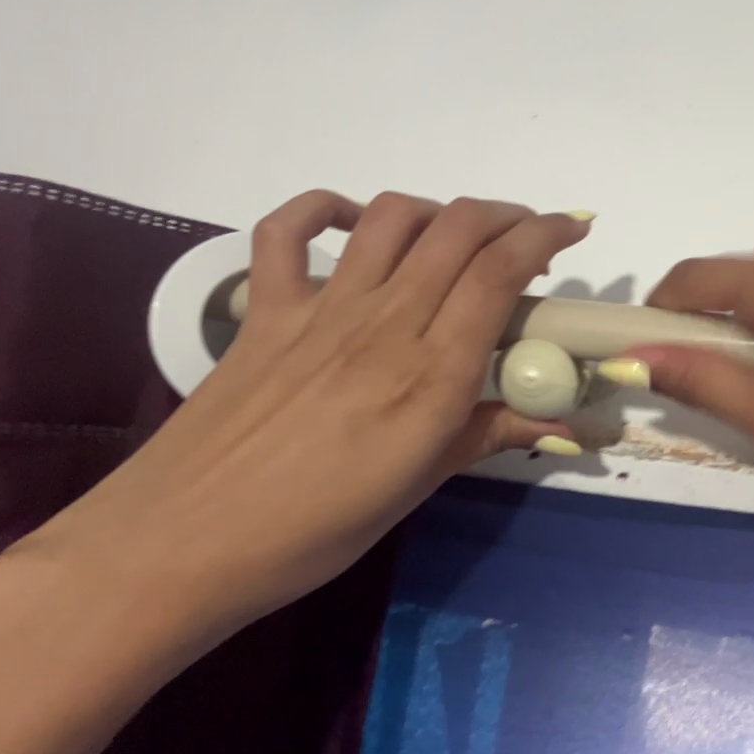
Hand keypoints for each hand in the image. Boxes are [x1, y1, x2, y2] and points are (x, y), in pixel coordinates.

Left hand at [15, 190, 590, 635]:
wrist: (180, 546)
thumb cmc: (316, 531)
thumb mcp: (419, 487)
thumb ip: (489, 434)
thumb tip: (563, 426)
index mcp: (429, 375)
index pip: (498, 273)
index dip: (545, 236)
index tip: (573, 231)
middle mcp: (381, 324)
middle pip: (457, 230)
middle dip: (508, 216)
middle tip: (529, 239)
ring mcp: (317, 309)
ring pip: (390, 218)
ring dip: (439, 211)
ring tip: (458, 237)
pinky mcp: (264, 310)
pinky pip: (287, 230)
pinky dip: (325, 207)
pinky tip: (353, 224)